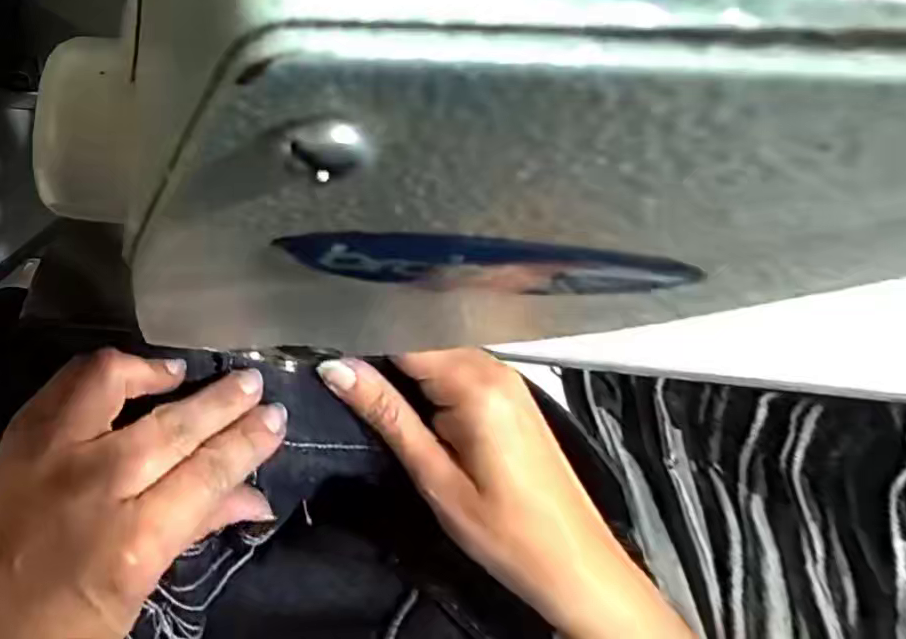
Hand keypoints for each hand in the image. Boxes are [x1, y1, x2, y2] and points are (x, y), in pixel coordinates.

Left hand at [0, 349, 287, 638]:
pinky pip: (80, 378)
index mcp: (132, 541)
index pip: (206, 476)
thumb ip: (193, 533)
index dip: (246, 444)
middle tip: (255, 381)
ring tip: (204, 372)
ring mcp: (58, 448)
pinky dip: (116, 367)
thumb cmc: (64, 622)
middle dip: (223, 404)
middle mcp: (98, 482)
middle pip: (175, 429)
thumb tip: (255, 500)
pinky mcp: (29, 427)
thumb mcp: (138, 591)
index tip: (275, 419)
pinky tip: (142, 370)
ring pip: (125, 388)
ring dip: (170, 376)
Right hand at [318, 350, 691, 638]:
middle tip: (331, 358)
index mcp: (474, 383)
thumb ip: (386, 413)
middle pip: (417, 332)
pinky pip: (451, 360)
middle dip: (373, 342)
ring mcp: (503, 376)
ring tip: (358, 371)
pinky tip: (401, 389)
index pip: (401, 333)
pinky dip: (420, 369)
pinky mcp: (506, 390)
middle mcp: (491, 367)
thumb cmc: (512, 537)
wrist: (584, 573)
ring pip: (432, 344)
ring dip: (396, 356)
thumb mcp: (436, 478)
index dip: (358, 332)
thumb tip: (336, 367)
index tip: (320, 336)